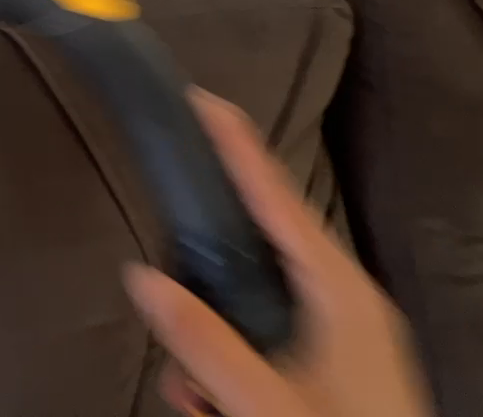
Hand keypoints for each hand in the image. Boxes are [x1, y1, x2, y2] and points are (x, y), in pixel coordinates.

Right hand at [124, 90, 433, 416]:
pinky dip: (233, 366)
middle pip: (259, 245)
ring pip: (255, 302)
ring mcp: (341, 334)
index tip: (204, 97)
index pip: (276, 196)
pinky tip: (212, 408)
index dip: (238, 144)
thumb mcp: (268, 407)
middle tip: (172, 256)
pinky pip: (267, 337)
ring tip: (197, 398)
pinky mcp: (334, 366)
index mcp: (340, 291)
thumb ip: (204, 343)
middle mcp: (343, 299)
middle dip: (207, 265)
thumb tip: (139, 276)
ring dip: (213, 342)